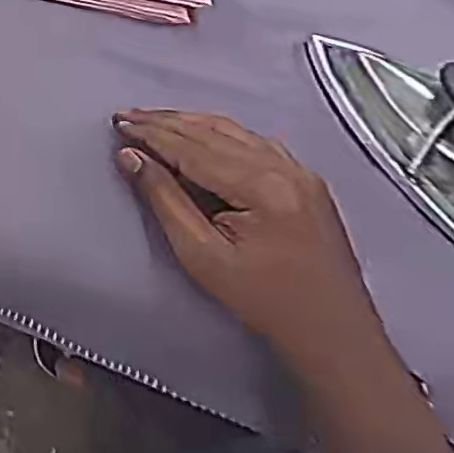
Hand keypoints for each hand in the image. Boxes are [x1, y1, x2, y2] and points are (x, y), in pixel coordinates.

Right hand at [113, 110, 381, 364]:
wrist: (334, 336)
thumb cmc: (264, 302)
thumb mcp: (201, 255)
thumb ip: (164, 199)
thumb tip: (131, 156)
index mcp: (262, 187)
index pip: (192, 148)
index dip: (151, 134)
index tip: (119, 124)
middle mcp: (285, 168)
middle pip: (211, 133)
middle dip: (164, 122)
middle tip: (126, 116)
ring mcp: (299, 170)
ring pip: (232, 131)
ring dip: (188, 122)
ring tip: (151, 119)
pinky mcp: (305, 179)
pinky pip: (252, 141)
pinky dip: (216, 131)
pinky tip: (196, 131)